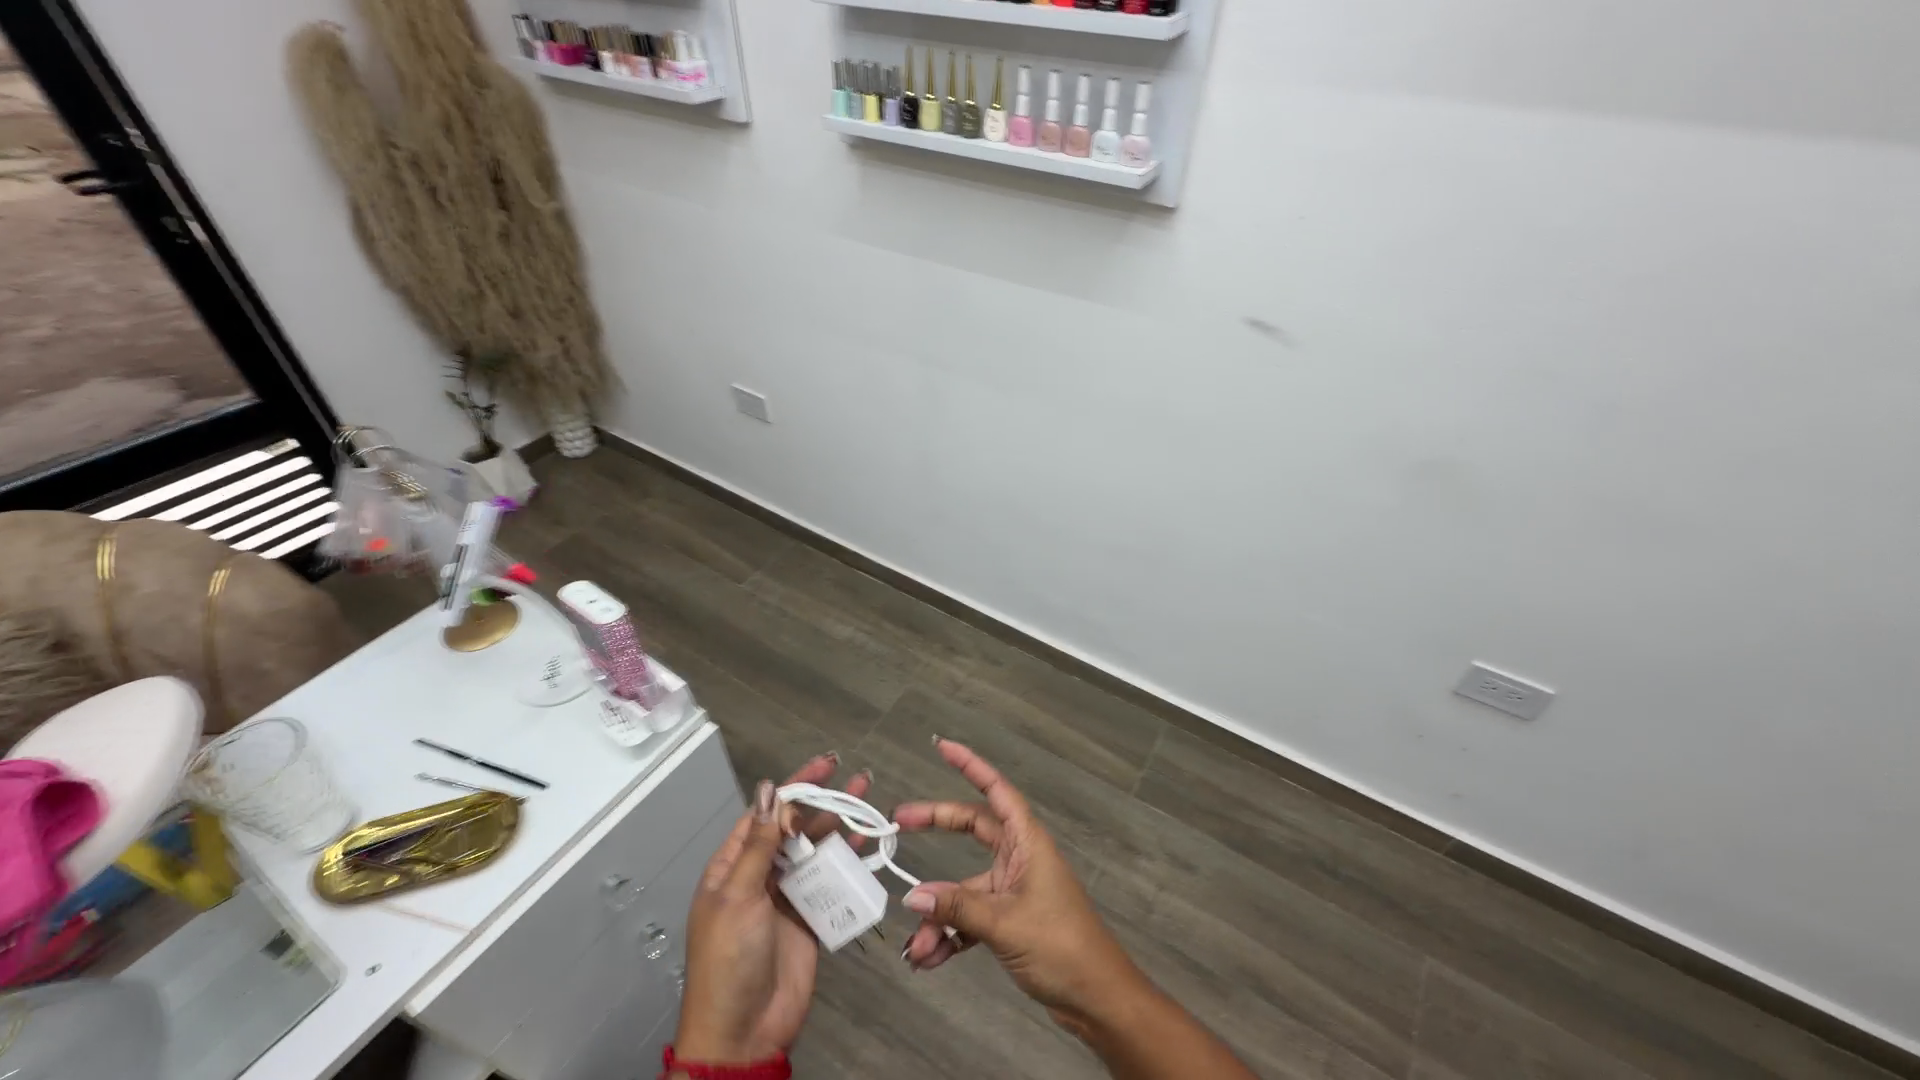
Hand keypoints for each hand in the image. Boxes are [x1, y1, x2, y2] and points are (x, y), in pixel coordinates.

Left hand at [675, 755, 870, 1063]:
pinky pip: (830, 883)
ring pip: (817, 852)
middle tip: (858, 780)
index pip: (765, 814)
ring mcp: (787, 897)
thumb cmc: (729, 959)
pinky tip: (867, 846)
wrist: (744, 1029)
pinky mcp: (810, 919)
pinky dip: (849, 864)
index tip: (824, 765)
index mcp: (732, 866)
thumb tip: (769, 793)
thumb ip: (760, 845)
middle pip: (795, 829)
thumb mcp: (739, 896)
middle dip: (824, 802)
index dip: (794, 787)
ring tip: (869, 803)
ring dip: (840, 828)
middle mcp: (760, 876)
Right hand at [892, 738, 1146, 1025]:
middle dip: (936, 830)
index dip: (971, 765)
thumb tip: (912, 895)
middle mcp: (1019, 858)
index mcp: (1028, 842)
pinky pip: (969, 917)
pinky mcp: (1009, 920)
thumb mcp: (1004, 922)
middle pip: (971, 830)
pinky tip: (928, 959)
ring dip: (938, 914)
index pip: (997, 790)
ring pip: (964, 887)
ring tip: (917, 948)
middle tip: (897, 828)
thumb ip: (956, 906)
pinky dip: (949, 936)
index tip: (942, 746)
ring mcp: (1013, 890)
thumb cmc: (1061, 946)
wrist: (1097, 998)